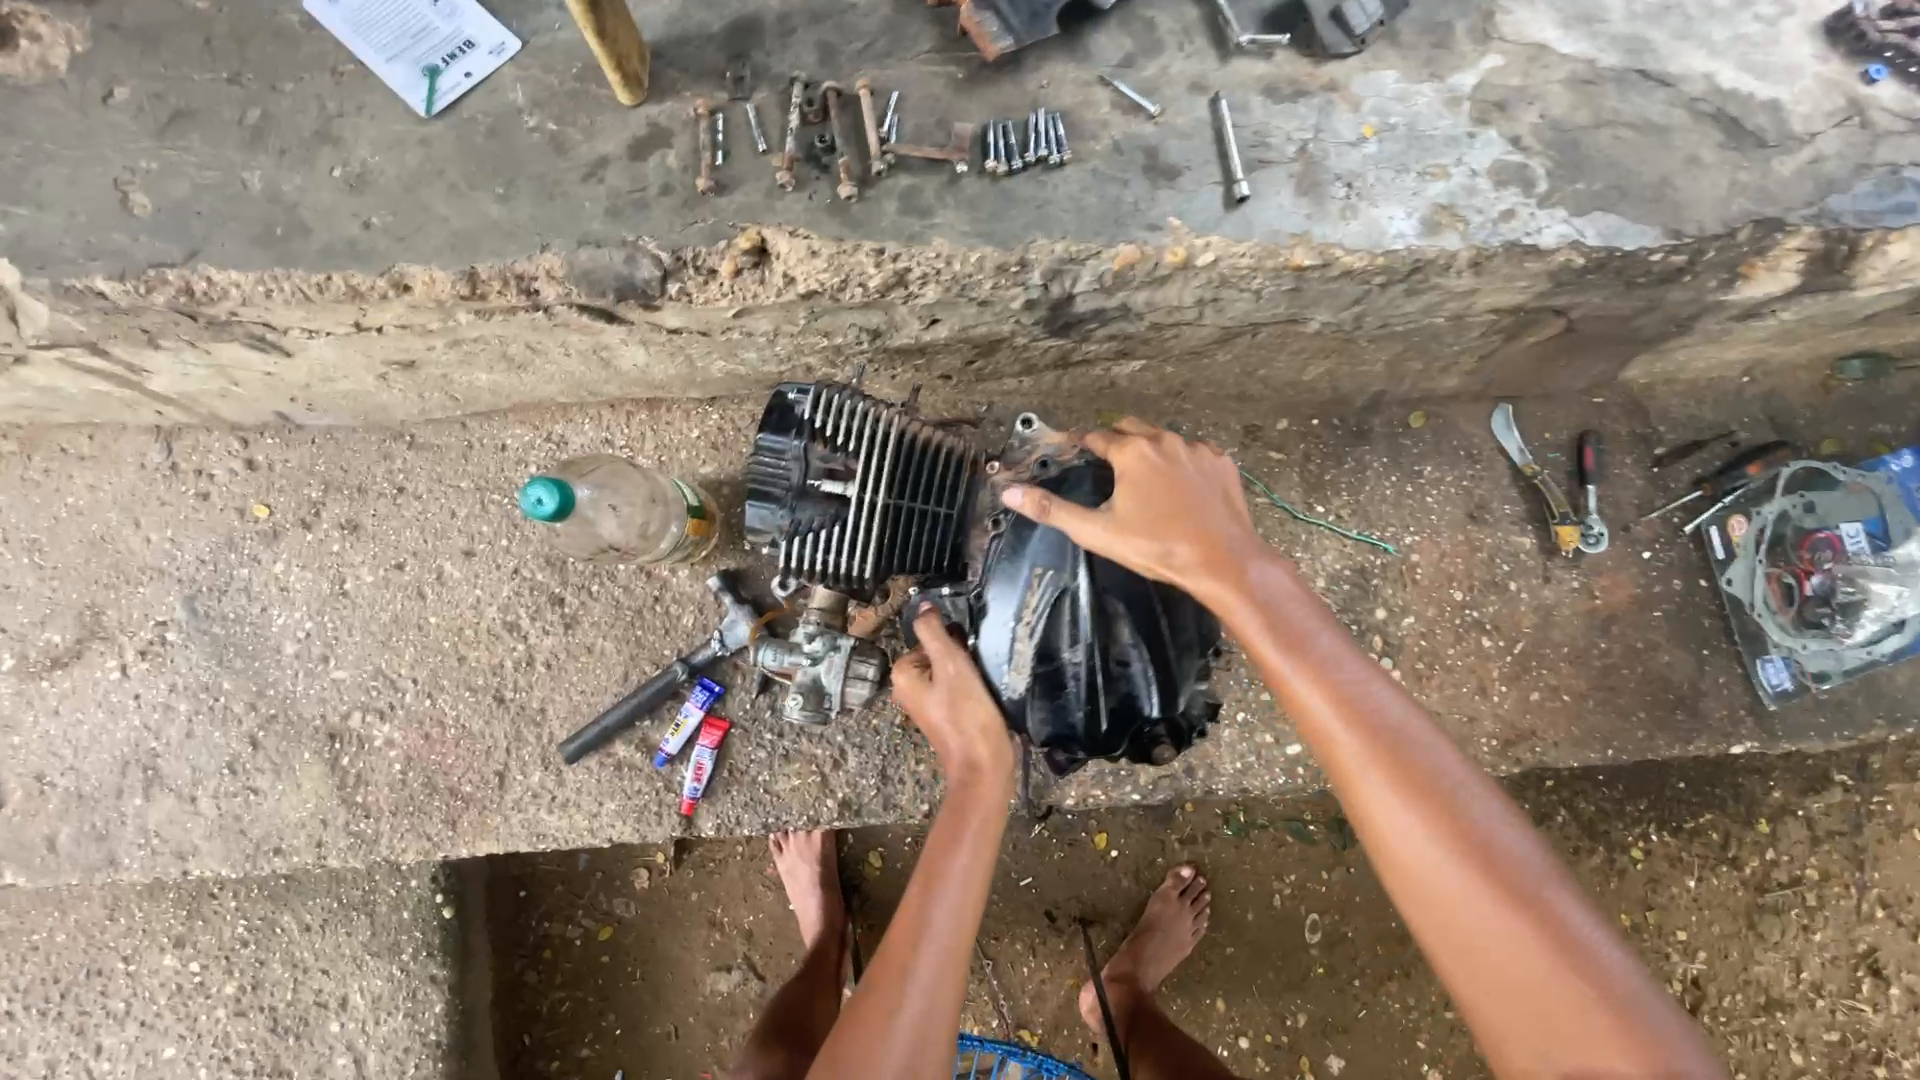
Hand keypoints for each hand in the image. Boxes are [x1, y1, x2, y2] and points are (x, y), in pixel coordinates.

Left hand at [890, 608, 1016, 788]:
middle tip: (973, 673)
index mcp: (902, 675)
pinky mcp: (944, 715)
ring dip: (966, 671)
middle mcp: (907, 689)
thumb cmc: (965, 714)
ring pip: (948, 670)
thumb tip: (923, 605)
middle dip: (958, 657)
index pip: (927, 639)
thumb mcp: (950, 663)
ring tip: (979, 686)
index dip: (950, 643)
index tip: (965, 656)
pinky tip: (981, 697)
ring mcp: (925, 704)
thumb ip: (933, 631)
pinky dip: (968, 687)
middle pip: (937, 653)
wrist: (983, 765)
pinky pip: (955, 688)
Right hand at [1000, 417, 1272, 605]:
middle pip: (1130, 427)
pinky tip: (1180, 488)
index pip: (1096, 436)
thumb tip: (1010, 493)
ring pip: (1164, 438)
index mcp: (1131, 451)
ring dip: (1149, 450)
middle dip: (1115, 440)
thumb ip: (1052, 510)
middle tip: (1105, 464)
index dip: (1081, 443)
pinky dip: (1182, 462)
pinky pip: (1194, 452)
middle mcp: (1164, 439)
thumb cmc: (1157, 547)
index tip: (1073, 451)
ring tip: (1143, 478)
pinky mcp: (1222, 462)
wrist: (1223, 561)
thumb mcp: (1097, 532)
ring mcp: (1197, 449)